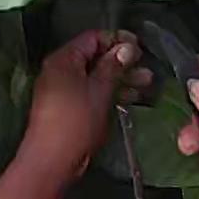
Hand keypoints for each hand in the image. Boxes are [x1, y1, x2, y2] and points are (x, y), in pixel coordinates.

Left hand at [20, 30, 151, 180]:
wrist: (52, 161)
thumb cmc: (76, 120)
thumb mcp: (100, 89)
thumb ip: (114, 65)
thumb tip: (127, 46)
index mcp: (64, 59)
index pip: (93, 38)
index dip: (117, 39)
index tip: (139, 47)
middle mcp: (61, 69)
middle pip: (95, 56)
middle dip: (122, 61)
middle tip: (145, 66)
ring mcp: (63, 89)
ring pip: (96, 75)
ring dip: (120, 77)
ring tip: (146, 82)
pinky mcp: (69, 107)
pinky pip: (91, 91)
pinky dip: (110, 91)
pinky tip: (132, 96)